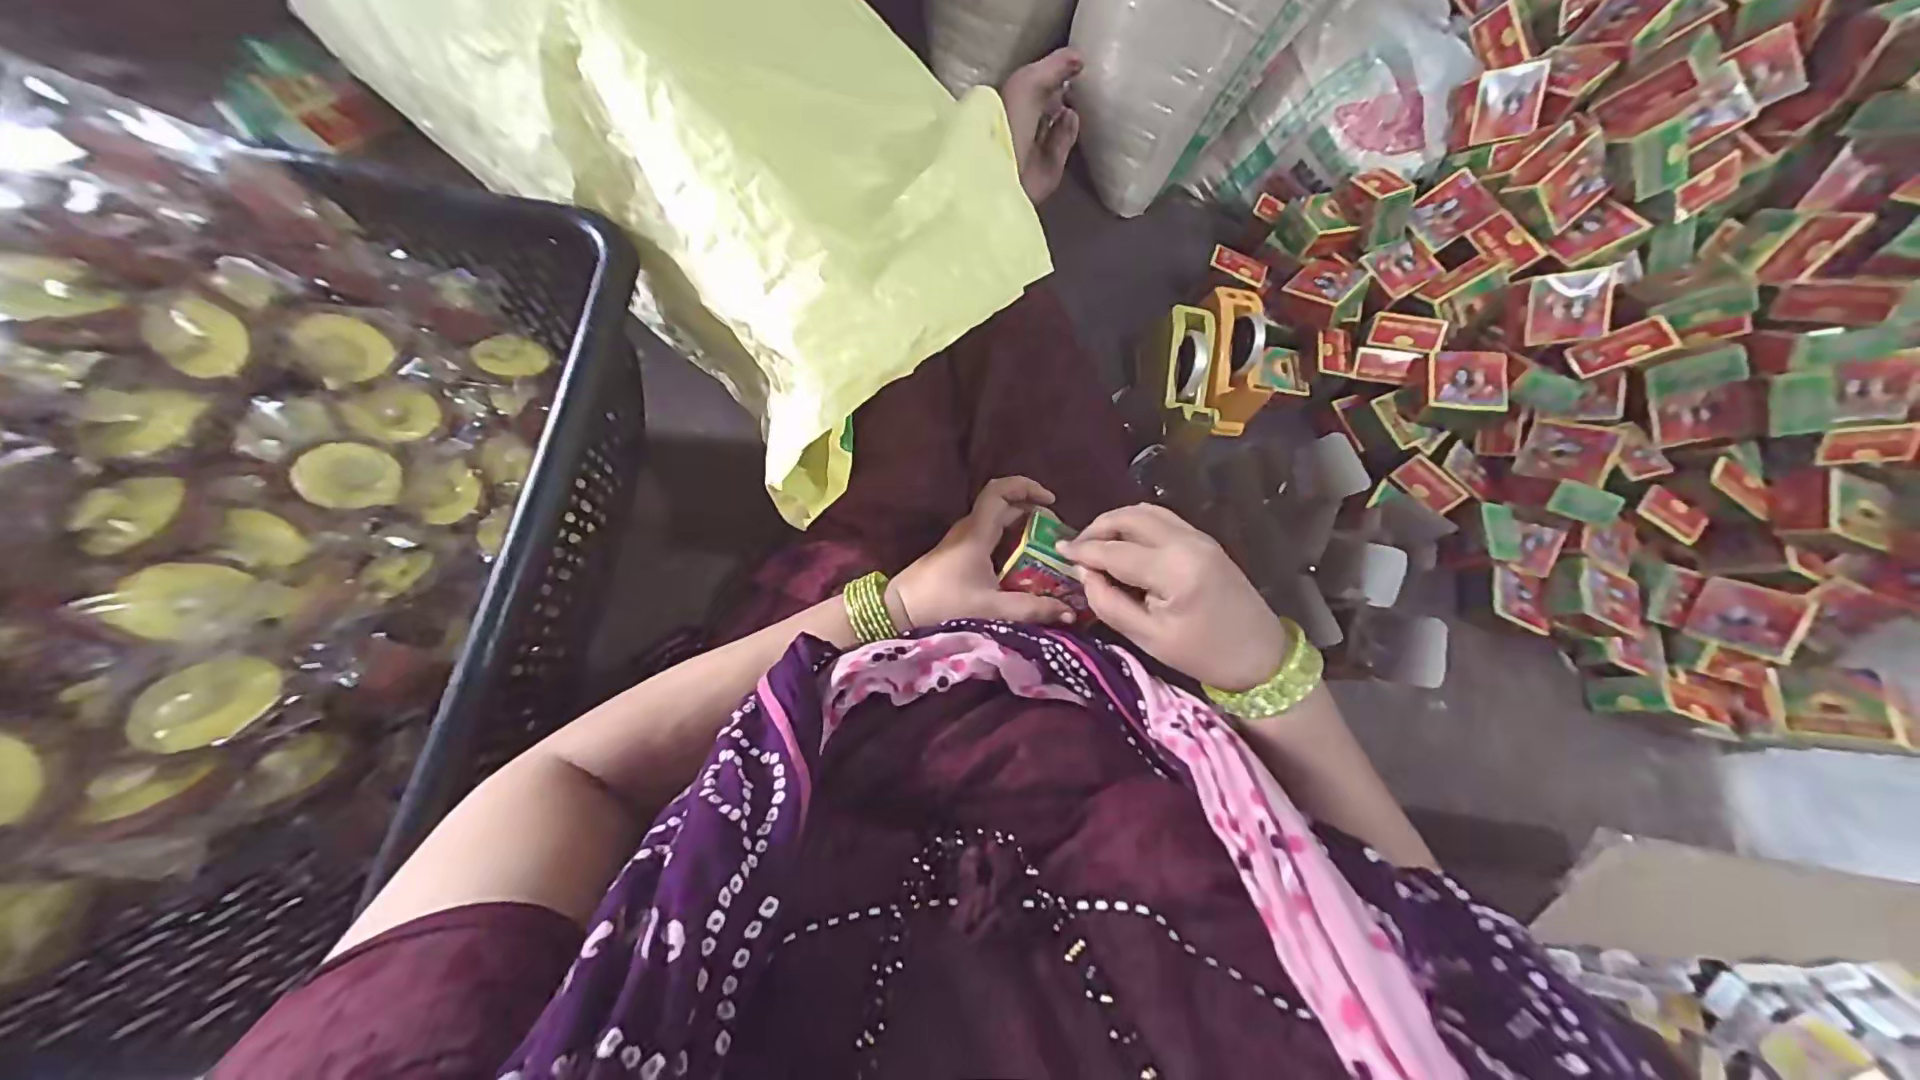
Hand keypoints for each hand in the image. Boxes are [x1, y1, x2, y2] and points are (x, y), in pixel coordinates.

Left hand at [889, 477, 1077, 629]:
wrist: (899, 610)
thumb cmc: (942, 603)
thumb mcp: (991, 609)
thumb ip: (1031, 610)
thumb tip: (1068, 613)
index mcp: (977, 532)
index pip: (999, 491)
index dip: (1026, 486)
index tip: (1050, 500)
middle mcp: (969, 530)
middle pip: (1003, 505)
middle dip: (1032, 510)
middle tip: (1054, 531)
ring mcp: (961, 540)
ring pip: (996, 520)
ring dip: (1021, 525)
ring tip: (1044, 545)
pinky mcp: (958, 553)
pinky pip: (990, 536)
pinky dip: (1009, 539)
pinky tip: (1022, 561)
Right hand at [1057, 504, 1287, 690]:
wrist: (1262, 657)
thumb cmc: (1203, 655)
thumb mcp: (1148, 638)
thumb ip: (1109, 603)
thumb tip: (1084, 573)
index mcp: (1174, 570)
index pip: (1115, 551)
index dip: (1082, 550)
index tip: (1057, 550)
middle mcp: (1187, 543)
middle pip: (1130, 518)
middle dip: (1097, 528)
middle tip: (1076, 547)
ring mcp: (1200, 537)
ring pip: (1147, 512)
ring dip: (1116, 522)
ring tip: (1096, 543)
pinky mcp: (1205, 541)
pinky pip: (1163, 519)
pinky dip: (1137, 523)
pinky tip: (1124, 543)